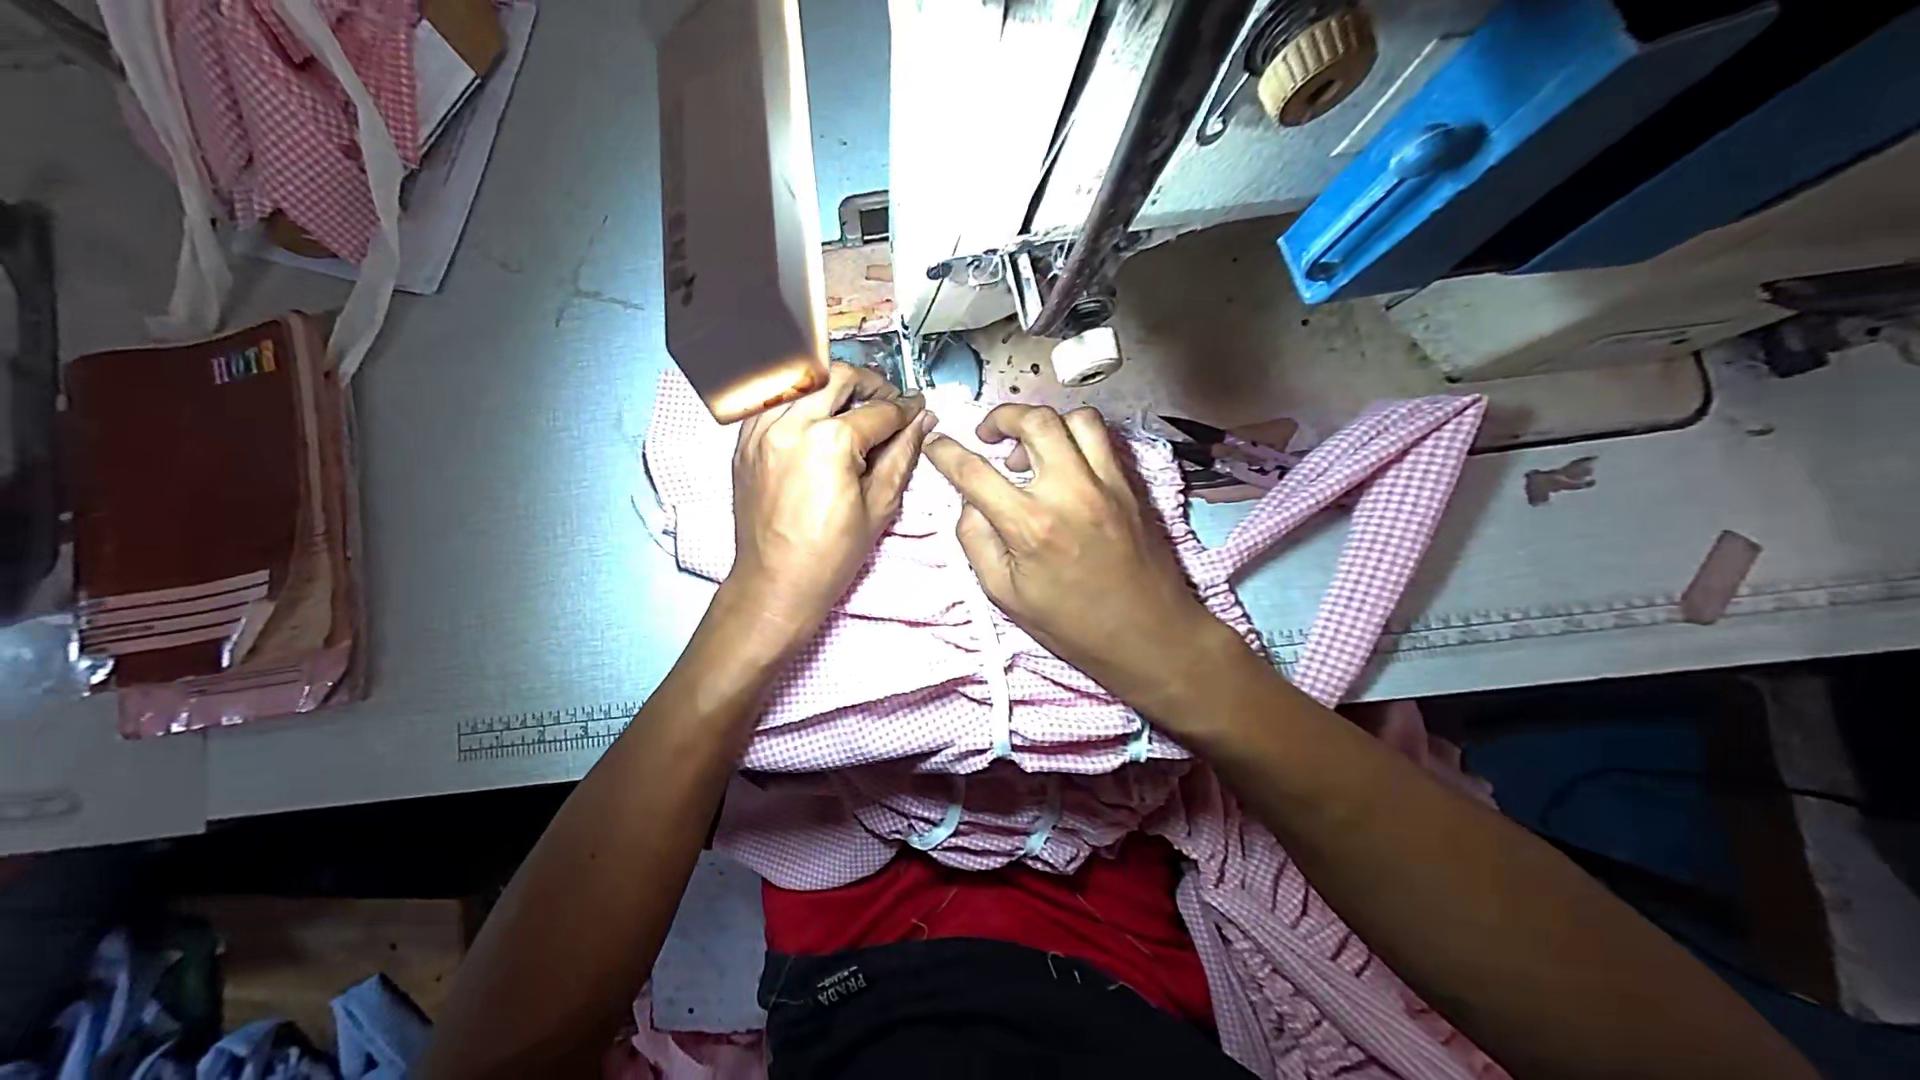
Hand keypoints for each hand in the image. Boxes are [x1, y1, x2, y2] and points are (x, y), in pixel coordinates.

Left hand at [725, 363, 933, 638]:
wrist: (776, 584)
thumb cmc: (828, 557)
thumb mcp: (879, 505)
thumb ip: (902, 453)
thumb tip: (920, 420)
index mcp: (829, 443)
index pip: (878, 410)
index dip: (905, 408)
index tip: (915, 408)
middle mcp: (790, 426)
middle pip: (838, 376)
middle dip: (870, 383)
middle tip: (887, 401)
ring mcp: (761, 431)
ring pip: (803, 380)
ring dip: (833, 386)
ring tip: (853, 407)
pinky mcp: (745, 442)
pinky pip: (775, 401)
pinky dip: (800, 400)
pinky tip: (817, 419)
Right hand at [921, 404, 1239, 712]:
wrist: (1148, 636)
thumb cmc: (1072, 625)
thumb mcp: (1005, 595)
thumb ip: (976, 541)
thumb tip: (971, 502)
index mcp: (1030, 526)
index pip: (975, 471)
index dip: (945, 452)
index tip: (935, 444)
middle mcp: (1070, 493)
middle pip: (1033, 421)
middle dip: (1001, 417)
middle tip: (988, 434)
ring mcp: (1106, 484)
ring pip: (1074, 418)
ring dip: (1043, 422)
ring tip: (1030, 449)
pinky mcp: (1130, 486)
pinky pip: (1102, 439)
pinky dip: (1075, 436)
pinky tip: (1064, 462)